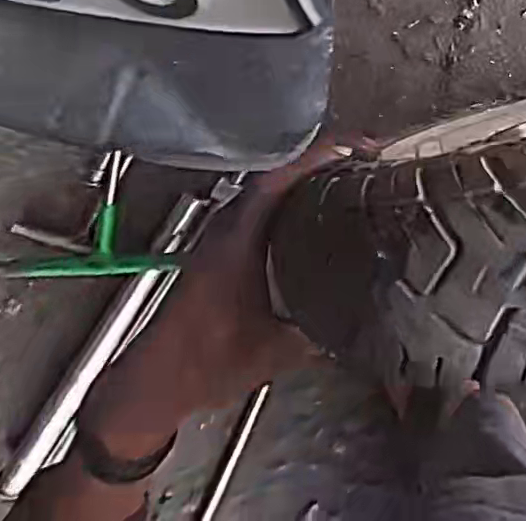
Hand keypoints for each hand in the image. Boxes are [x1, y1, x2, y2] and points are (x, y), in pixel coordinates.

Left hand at [76, 138, 344, 451]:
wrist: (156, 381)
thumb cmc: (204, 362)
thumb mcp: (275, 350)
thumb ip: (323, 329)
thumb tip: (370, 314)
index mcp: (239, 235)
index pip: (284, 174)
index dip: (325, 152)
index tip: (362, 144)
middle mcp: (232, 222)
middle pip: (284, 167)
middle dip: (329, 153)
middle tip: (369, 151)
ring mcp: (229, 228)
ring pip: (276, 181)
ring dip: (314, 169)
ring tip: (354, 167)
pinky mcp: (230, 239)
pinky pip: (270, 198)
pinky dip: (299, 189)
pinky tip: (323, 200)